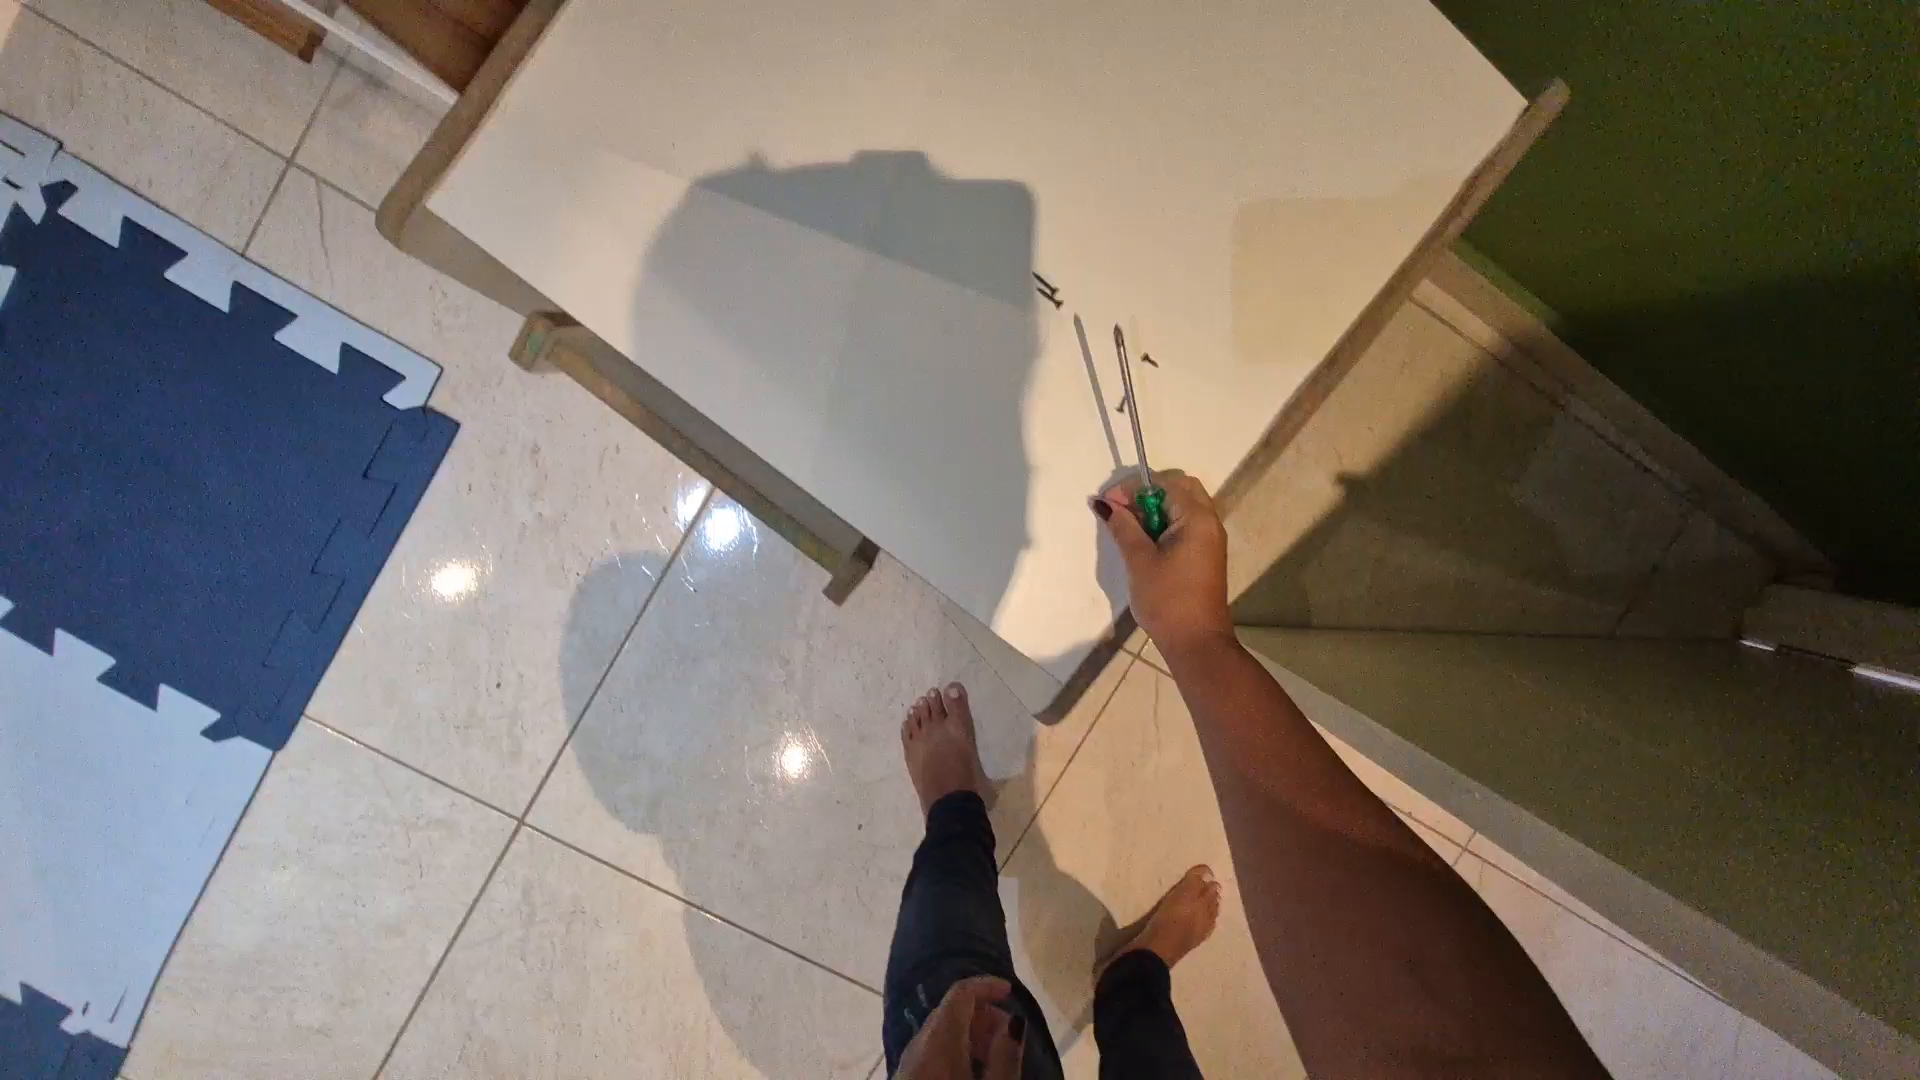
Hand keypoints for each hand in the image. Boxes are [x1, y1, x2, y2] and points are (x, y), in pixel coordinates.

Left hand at [894, 976, 1026, 1079]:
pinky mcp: (906, 1077)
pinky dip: (955, 1047)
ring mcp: (906, 1063)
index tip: (1011, 991)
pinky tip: (972, 1068)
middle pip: (950, 1010)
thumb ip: (1004, 1057)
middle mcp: (918, 1043)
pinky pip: (932, 1049)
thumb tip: (1016, 1021)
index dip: (986, 984)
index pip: (960, 991)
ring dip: (970, 1031)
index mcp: (937, 1039)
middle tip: (1009, 1032)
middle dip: (983, 1012)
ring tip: (996, 1053)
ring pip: (940, 1030)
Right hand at [1094, 473, 1232, 659]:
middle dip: (1147, 494)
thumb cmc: (1167, 600)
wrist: (1196, 642)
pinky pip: (1185, 526)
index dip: (1134, 487)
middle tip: (1121, 511)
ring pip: (1182, 508)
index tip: (1108, 503)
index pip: (1167, 483)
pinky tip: (1143, 542)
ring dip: (1154, 510)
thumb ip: (1123, 527)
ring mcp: (1209, 540)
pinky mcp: (1204, 555)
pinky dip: (1163, 525)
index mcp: (1197, 519)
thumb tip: (1104, 503)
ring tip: (1127, 528)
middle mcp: (1209, 522)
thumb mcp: (1139, 560)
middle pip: (1180, 489)